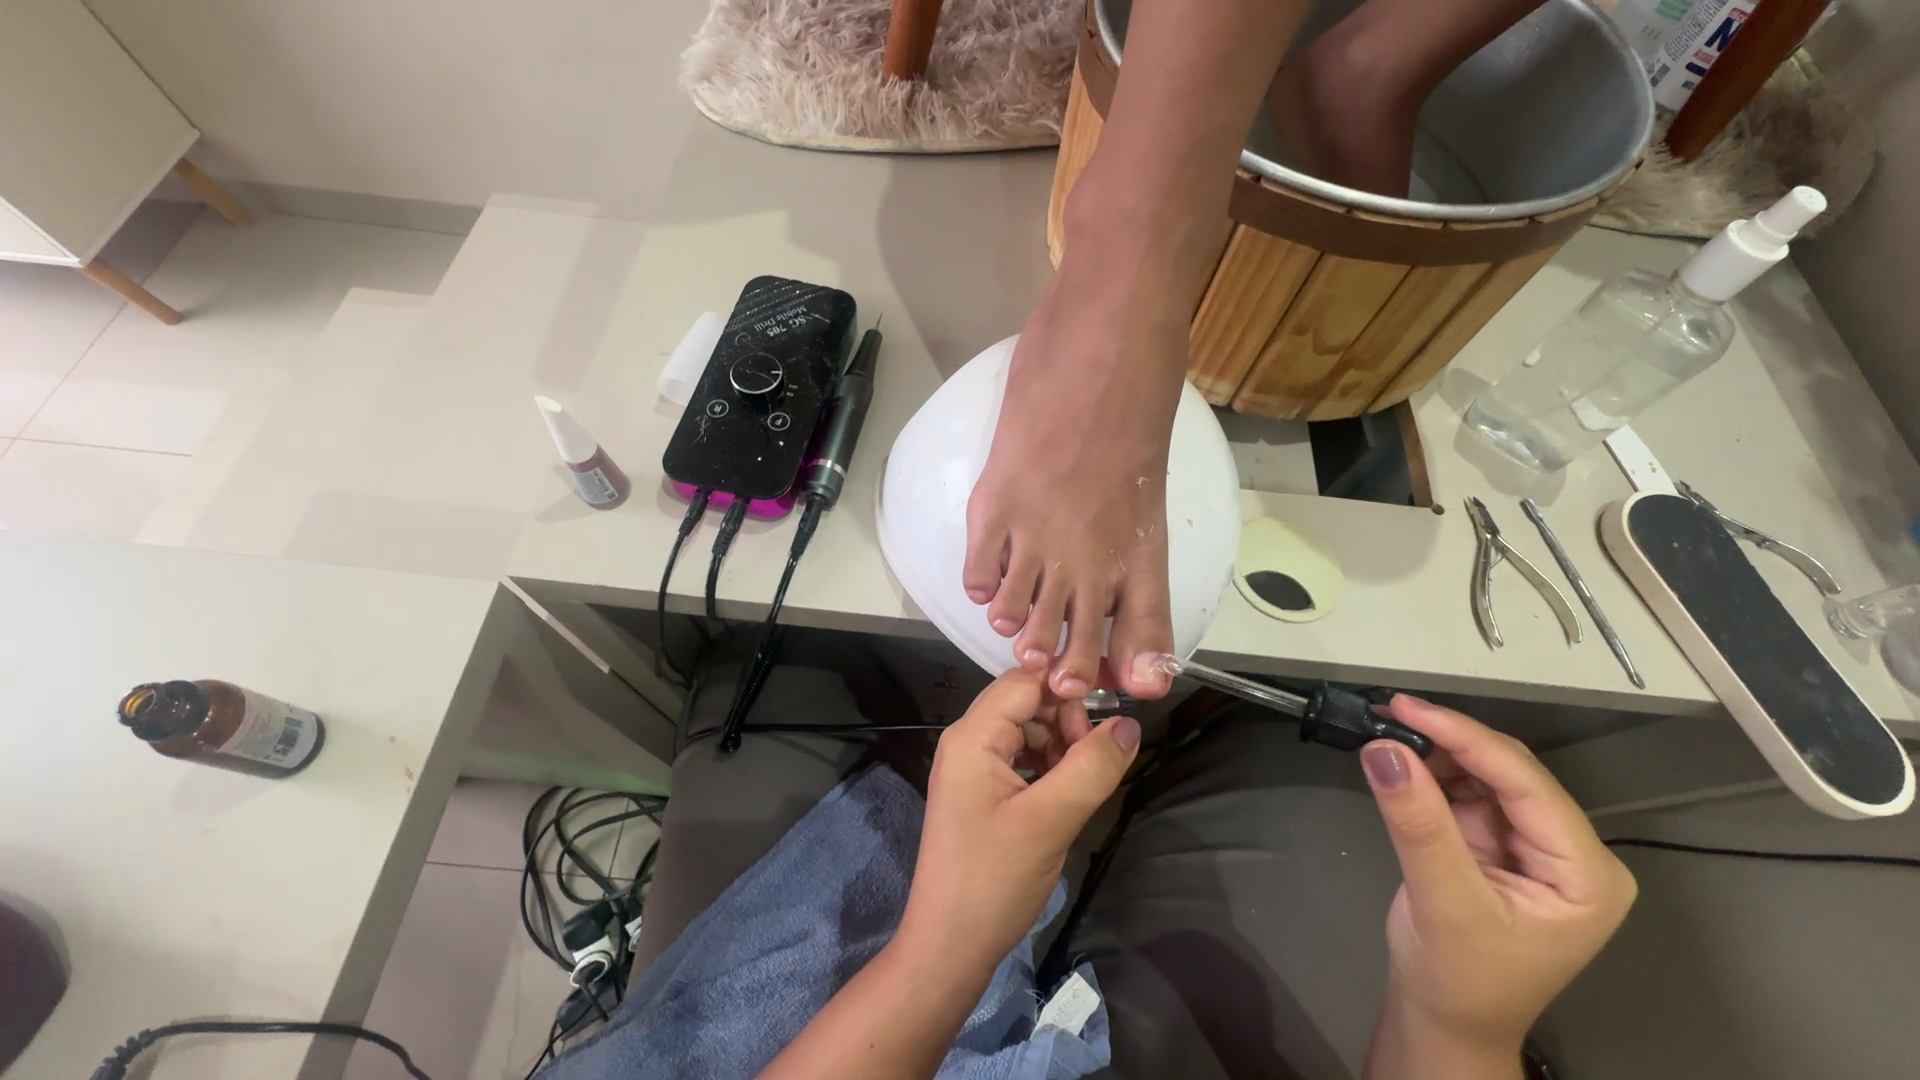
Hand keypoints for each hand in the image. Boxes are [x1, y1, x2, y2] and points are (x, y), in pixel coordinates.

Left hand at [899, 671, 1140, 968]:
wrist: (950, 945)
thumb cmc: (994, 879)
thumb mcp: (1051, 820)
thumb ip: (1092, 767)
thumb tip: (1130, 724)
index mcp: (973, 736)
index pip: (1026, 680)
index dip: (1069, 688)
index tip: (1109, 712)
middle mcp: (967, 741)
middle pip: (1026, 702)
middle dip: (1066, 720)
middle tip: (1092, 761)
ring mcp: (972, 767)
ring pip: (1027, 730)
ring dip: (1060, 746)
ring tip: (1081, 782)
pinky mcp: (981, 792)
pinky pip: (1020, 758)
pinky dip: (1047, 767)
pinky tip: (1064, 795)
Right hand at [1360, 696, 1635, 1074]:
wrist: (1442, 1019)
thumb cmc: (1461, 978)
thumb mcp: (1444, 903)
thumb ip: (1418, 824)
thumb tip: (1383, 750)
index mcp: (1586, 872)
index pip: (1528, 785)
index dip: (1467, 738)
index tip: (1407, 708)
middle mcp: (1566, 851)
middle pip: (1509, 773)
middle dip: (1449, 742)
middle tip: (1389, 715)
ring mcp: (1528, 845)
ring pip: (1483, 776)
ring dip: (1435, 754)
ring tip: (1386, 736)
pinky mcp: (1490, 842)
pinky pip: (1461, 792)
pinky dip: (1428, 774)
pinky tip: (1399, 764)